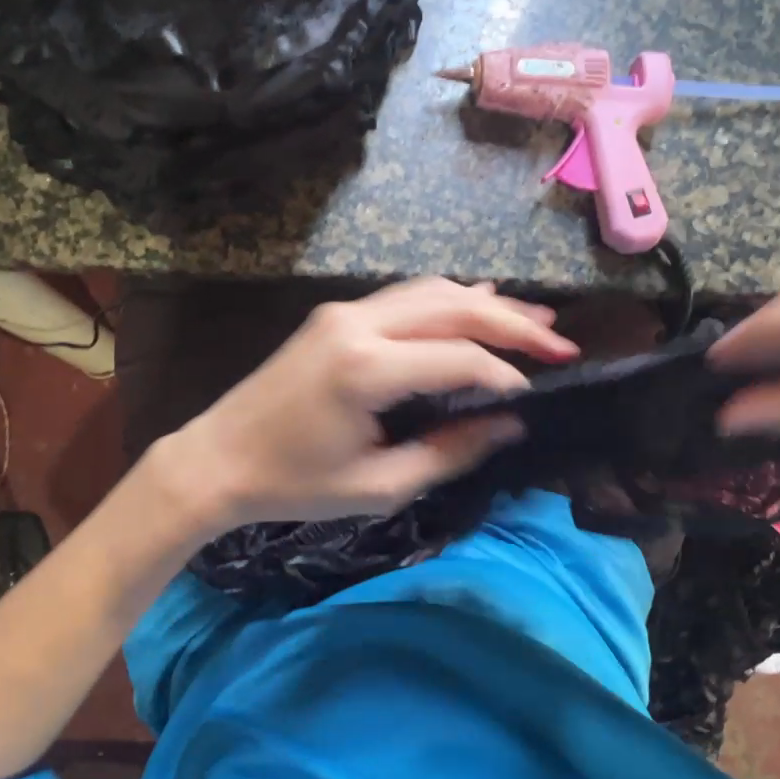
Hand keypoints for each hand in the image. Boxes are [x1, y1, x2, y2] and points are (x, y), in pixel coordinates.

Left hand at [157, 278, 577, 526]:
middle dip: (512, 323)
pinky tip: (478, 301)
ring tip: (535, 320)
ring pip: (431, 293)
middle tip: (561, 342)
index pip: (460, 358)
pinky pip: (403, 299)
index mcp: (367, 370)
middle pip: (454, 307)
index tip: (535, 395)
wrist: (218, 459)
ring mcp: (343, 313)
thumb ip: (448, 452)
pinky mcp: (334, 317)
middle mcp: (358, 325)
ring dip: (485, 303)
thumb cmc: (294, 484)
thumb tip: (509, 424)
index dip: (506, 375)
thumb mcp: (378, 486)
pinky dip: (446, 302)